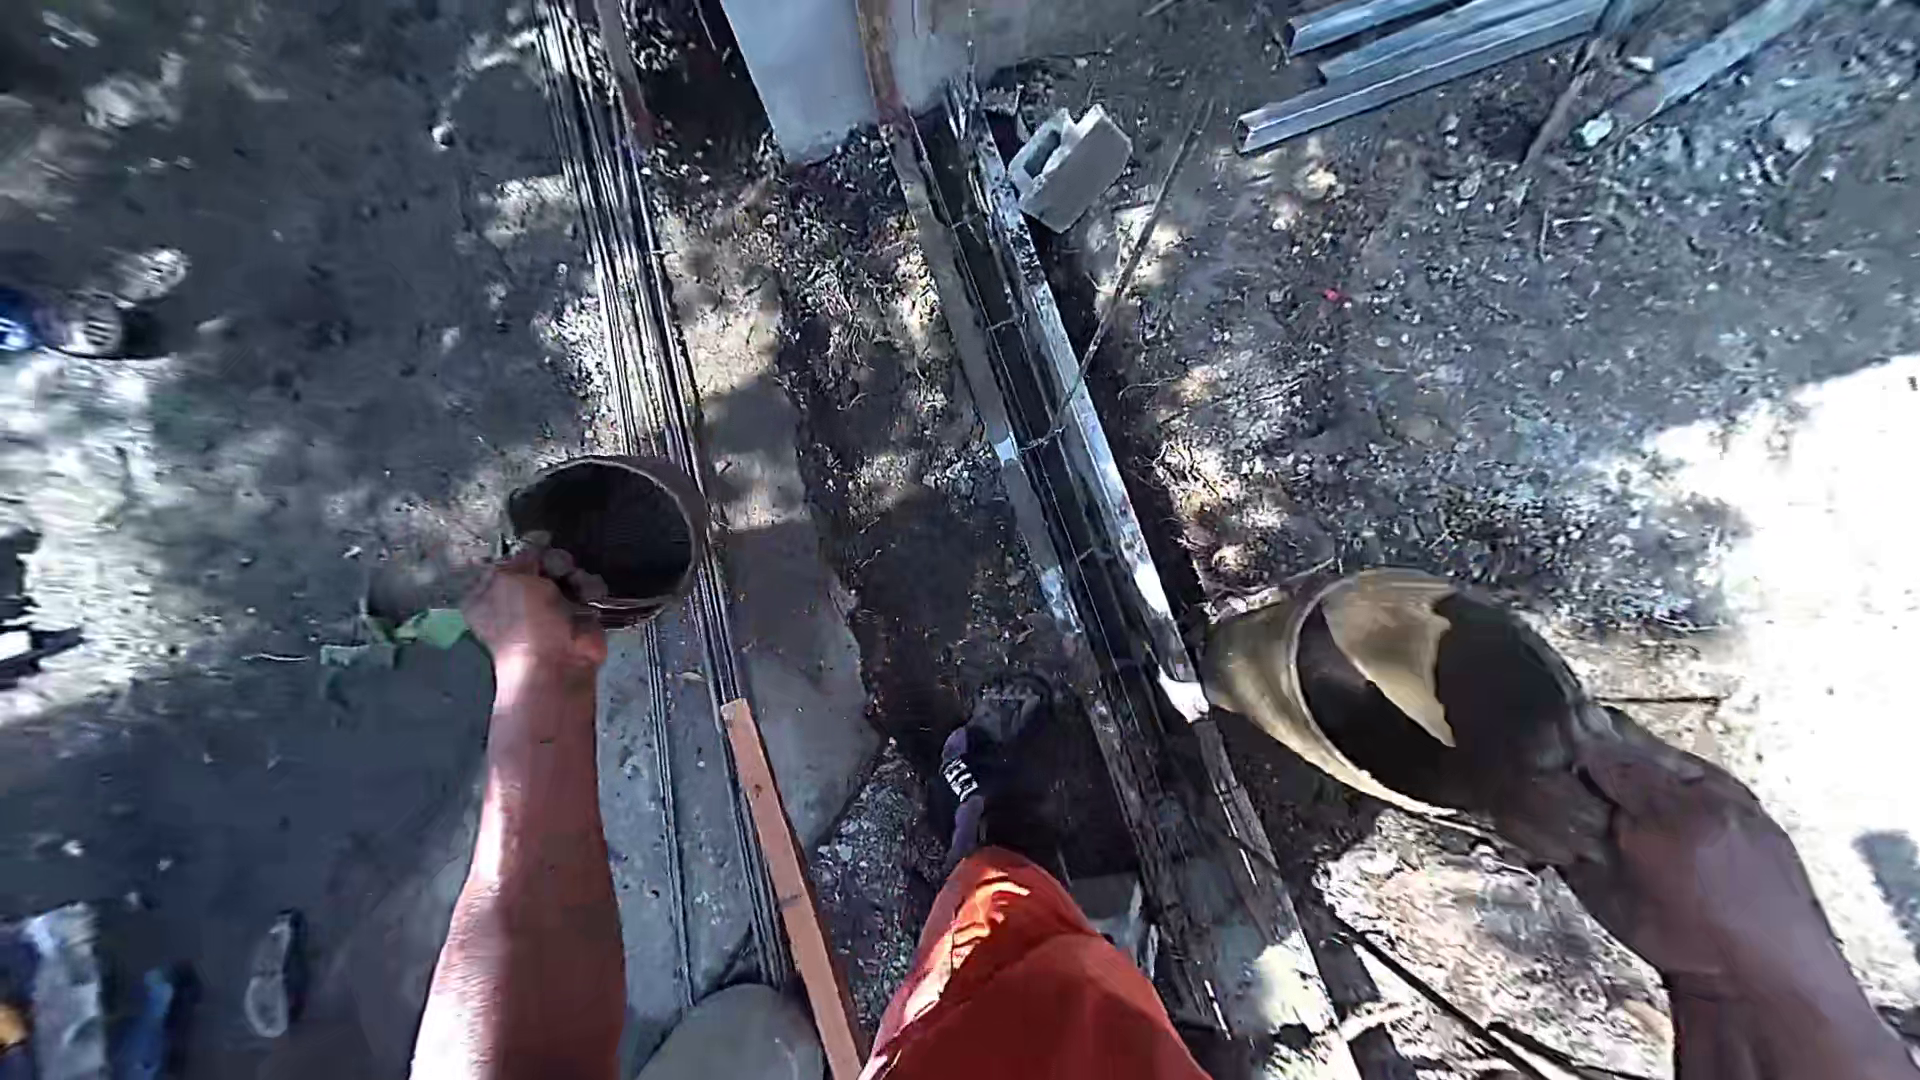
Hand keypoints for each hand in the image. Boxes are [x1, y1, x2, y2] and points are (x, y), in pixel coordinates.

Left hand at [463, 544, 606, 673]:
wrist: (557, 661)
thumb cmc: (523, 622)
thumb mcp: (510, 580)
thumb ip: (522, 555)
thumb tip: (537, 538)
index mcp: (492, 590)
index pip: (512, 557)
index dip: (526, 550)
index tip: (538, 545)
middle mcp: (522, 596)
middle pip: (545, 561)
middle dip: (555, 562)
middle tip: (556, 572)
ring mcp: (553, 604)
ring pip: (571, 571)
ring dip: (576, 576)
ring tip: (576, 589)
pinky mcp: (582, 610)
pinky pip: (591, 586)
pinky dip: (592, 589)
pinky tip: (589, 599)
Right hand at [1559, 725, 1845, 994]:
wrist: (1731, 980)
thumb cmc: (1736, 902)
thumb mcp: (1688, 821)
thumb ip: (1631, 771)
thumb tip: (1577, 722)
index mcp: (1676, 778)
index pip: (1605, 732)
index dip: (1572, 733)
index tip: (1546, 739)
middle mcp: (1633, 796)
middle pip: (1565, 760)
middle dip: (1556, 778)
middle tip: (1569, 803)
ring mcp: (1600, 825)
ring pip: (1541, 791)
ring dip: (1546, 811)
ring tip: (1577, 842)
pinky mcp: (1571, 852)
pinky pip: (1531, 825)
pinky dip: (1533, 833)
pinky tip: (1555, 849)